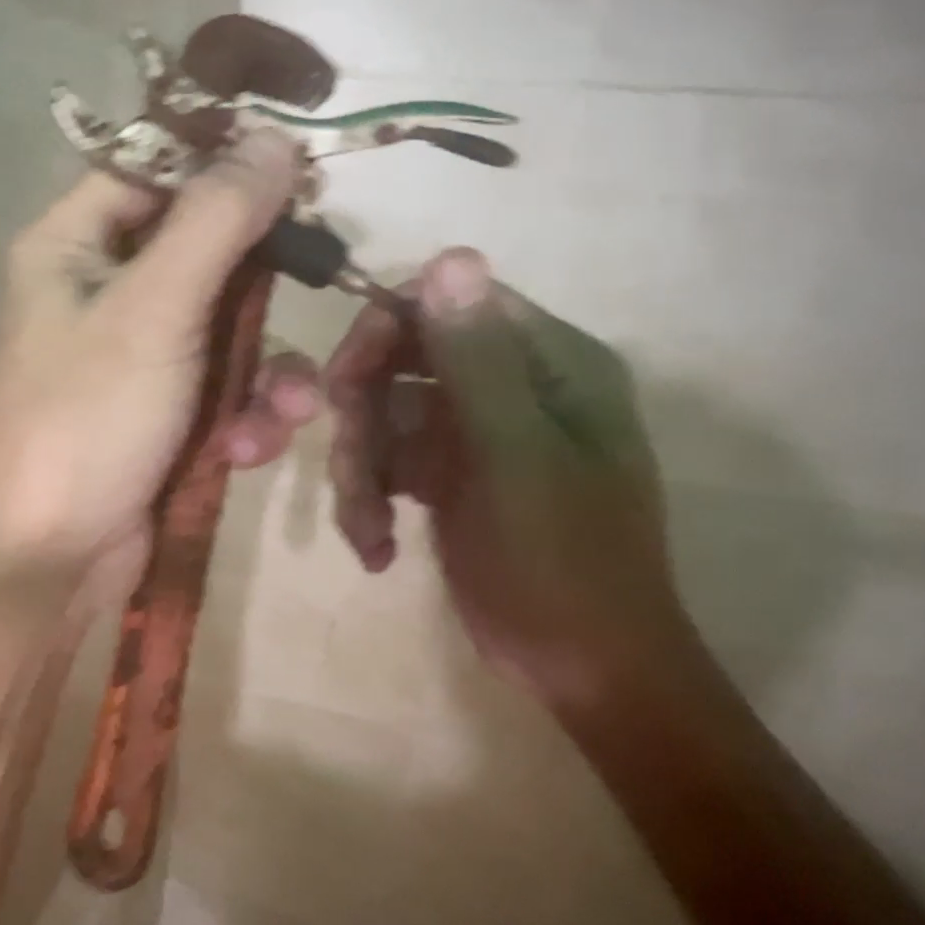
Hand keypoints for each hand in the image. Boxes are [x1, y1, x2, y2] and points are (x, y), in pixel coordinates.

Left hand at [0, 130, 317, 619]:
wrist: (48, 562)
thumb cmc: (86, 420)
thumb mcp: (154, 311)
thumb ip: (215, 220)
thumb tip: (271, 136)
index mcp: (70, 247)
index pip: (152, 169)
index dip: (223, 167)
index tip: (300, 172)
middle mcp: (97, 291)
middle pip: (203, 251)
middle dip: (264, 286)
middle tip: (324, 278)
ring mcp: (130, 357)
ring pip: (226, 328)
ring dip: (267, 371)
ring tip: (287, 411)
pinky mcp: (157, 413)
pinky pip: (221, 389)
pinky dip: (245, 417)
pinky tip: (249, 452)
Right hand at [323, 248, 702, 703]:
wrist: (584, 669)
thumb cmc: (564, 562)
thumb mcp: (515, 457)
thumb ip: (479, 359)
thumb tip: (449, 255)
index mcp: (550, 362)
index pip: (448, 302)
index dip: (384, 331)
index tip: (341, 385)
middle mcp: (513, 384)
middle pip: (403, 357)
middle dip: (363, 415)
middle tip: (350, 468)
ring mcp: (476, 431)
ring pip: (384, 414)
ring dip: (360, 469)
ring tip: (367, 528)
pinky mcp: (450, 476)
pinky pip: (387, 462)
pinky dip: (371, 499)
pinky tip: (376, 547)